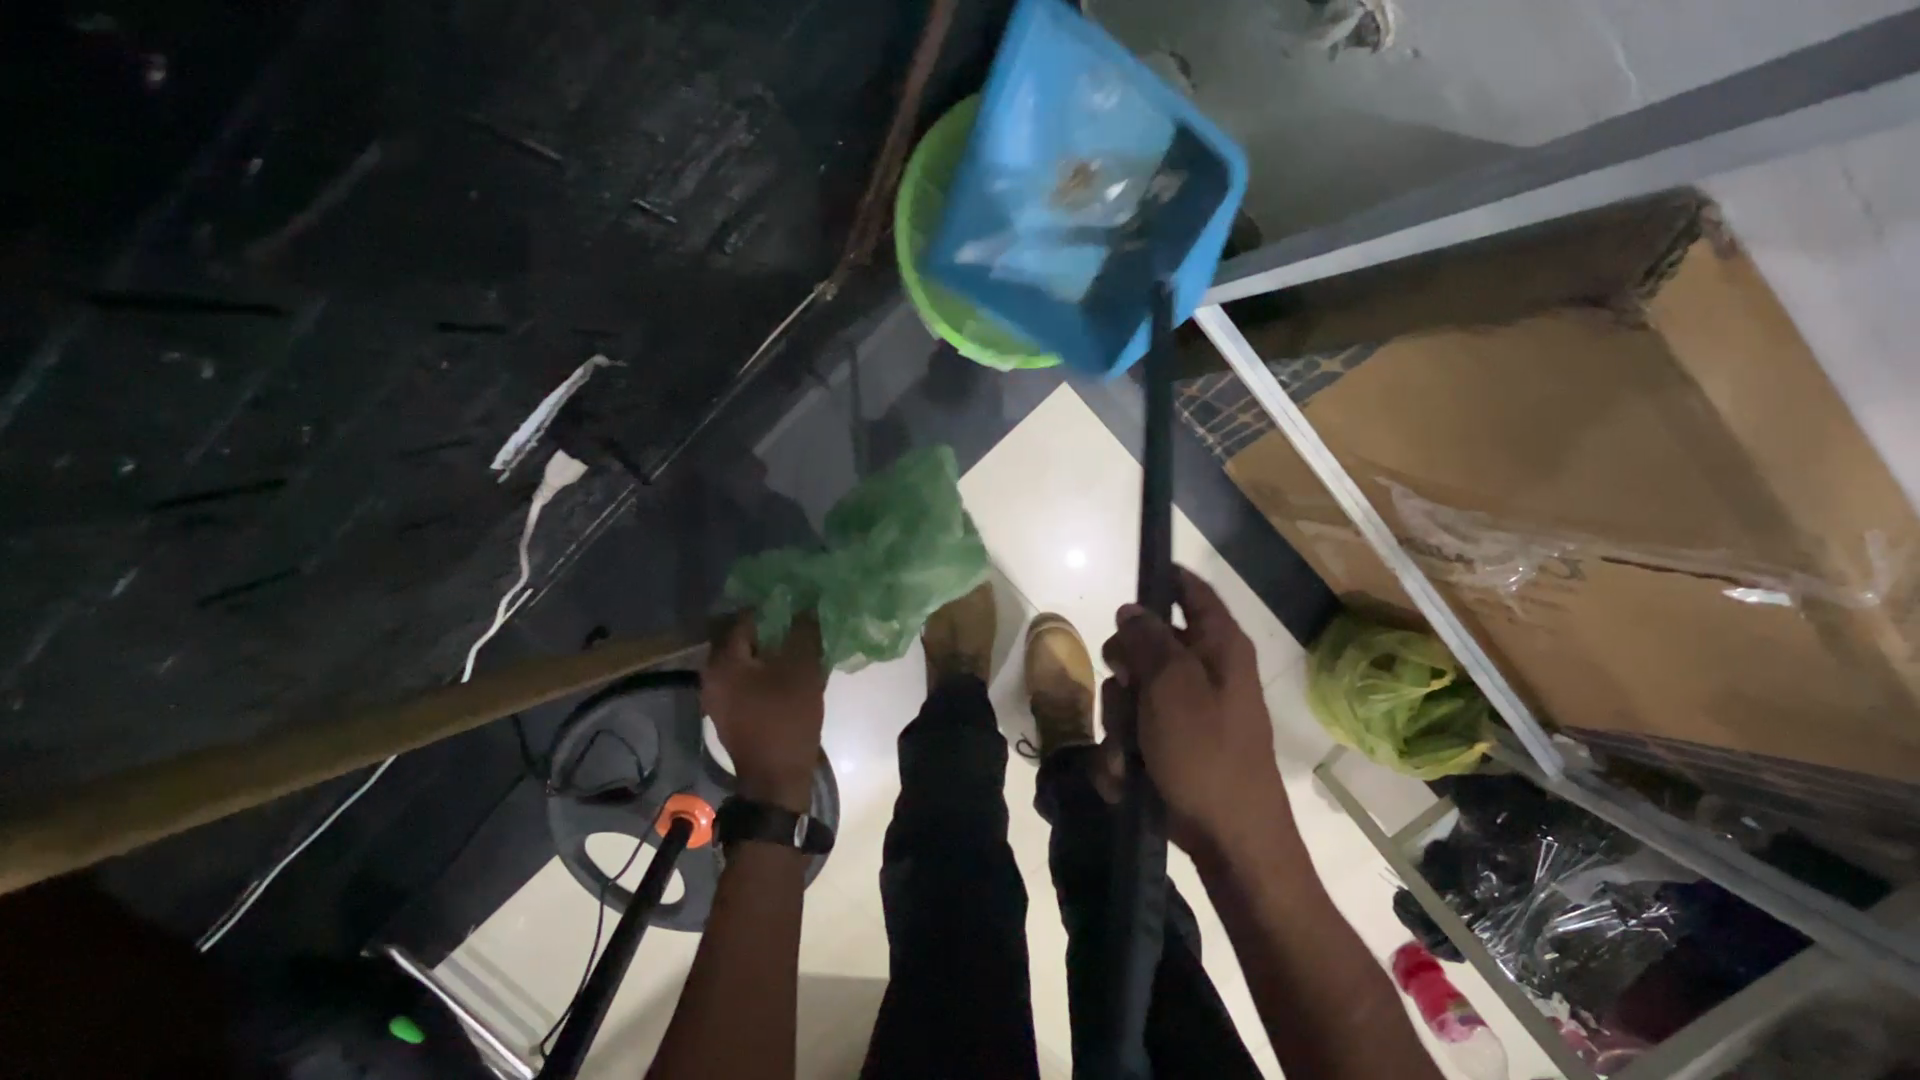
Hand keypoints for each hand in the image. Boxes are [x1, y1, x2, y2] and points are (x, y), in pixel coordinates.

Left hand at [702, 613, 827, 813]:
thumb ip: (803, 633)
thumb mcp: (802, 670)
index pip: (744, 620)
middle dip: (768, 631)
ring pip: (744, 664)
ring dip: (767, 654)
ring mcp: (717, 699)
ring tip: (796, 648)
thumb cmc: (786, 718)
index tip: (794, 603)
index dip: (770, 609)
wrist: (776, 778)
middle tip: (797, 624)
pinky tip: (787, 675)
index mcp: (723, 662)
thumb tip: (806, 606)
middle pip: (741, 642)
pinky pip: (745, 683)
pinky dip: (763, 674)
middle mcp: (711, 676)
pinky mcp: (729, 715)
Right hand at [1101, 567, 1290, 856]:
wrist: (1231, 839)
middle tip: (1128, 697)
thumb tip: (1131, 609)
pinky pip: (1131, 737)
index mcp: (1219, 648)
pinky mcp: (1172, 751)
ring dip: (1120, 728)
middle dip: (1124, 677)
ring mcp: (1187, 715)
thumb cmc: (1206, 754)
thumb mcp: (1172, 687)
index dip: (1163, 581)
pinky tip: (1128, 778)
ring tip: (1129, 756)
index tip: (1129, 589)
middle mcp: (1205, 674)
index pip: (1192, 592)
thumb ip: (1148, 640)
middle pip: (1144, 648)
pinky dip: (1124, 758)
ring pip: (1129, 697)